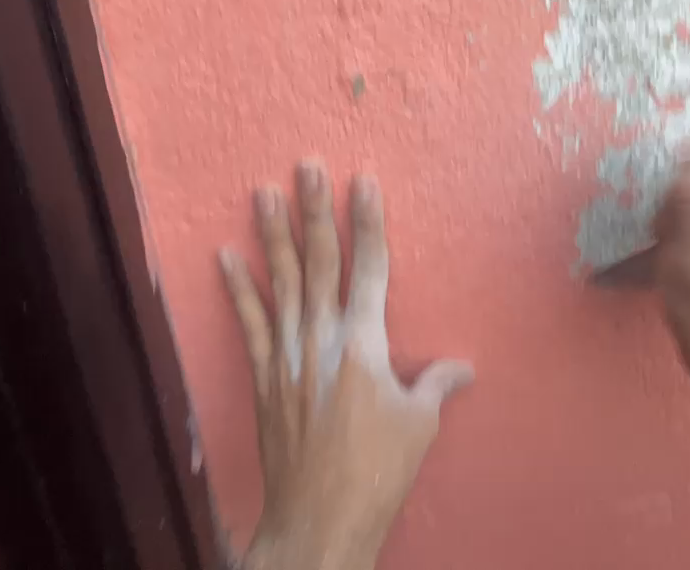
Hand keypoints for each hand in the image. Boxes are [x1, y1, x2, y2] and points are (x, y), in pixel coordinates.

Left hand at [220, 160, 473, 569]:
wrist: (317, 524)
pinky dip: (238, 288)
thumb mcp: (419, 426)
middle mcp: (322, 337)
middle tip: (307, 165)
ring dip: (274, 233)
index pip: (369, 267)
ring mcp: (287, 354)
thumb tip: (463, 366)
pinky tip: (226, 254)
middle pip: (319, 260)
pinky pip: (249, 324)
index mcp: (364, 343)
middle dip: (315, 209)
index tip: (363, 181)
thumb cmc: (376, 473)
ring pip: (281, 281)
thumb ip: (437, 385)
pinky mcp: (263, 377)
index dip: (367, 221)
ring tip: (263, 190)